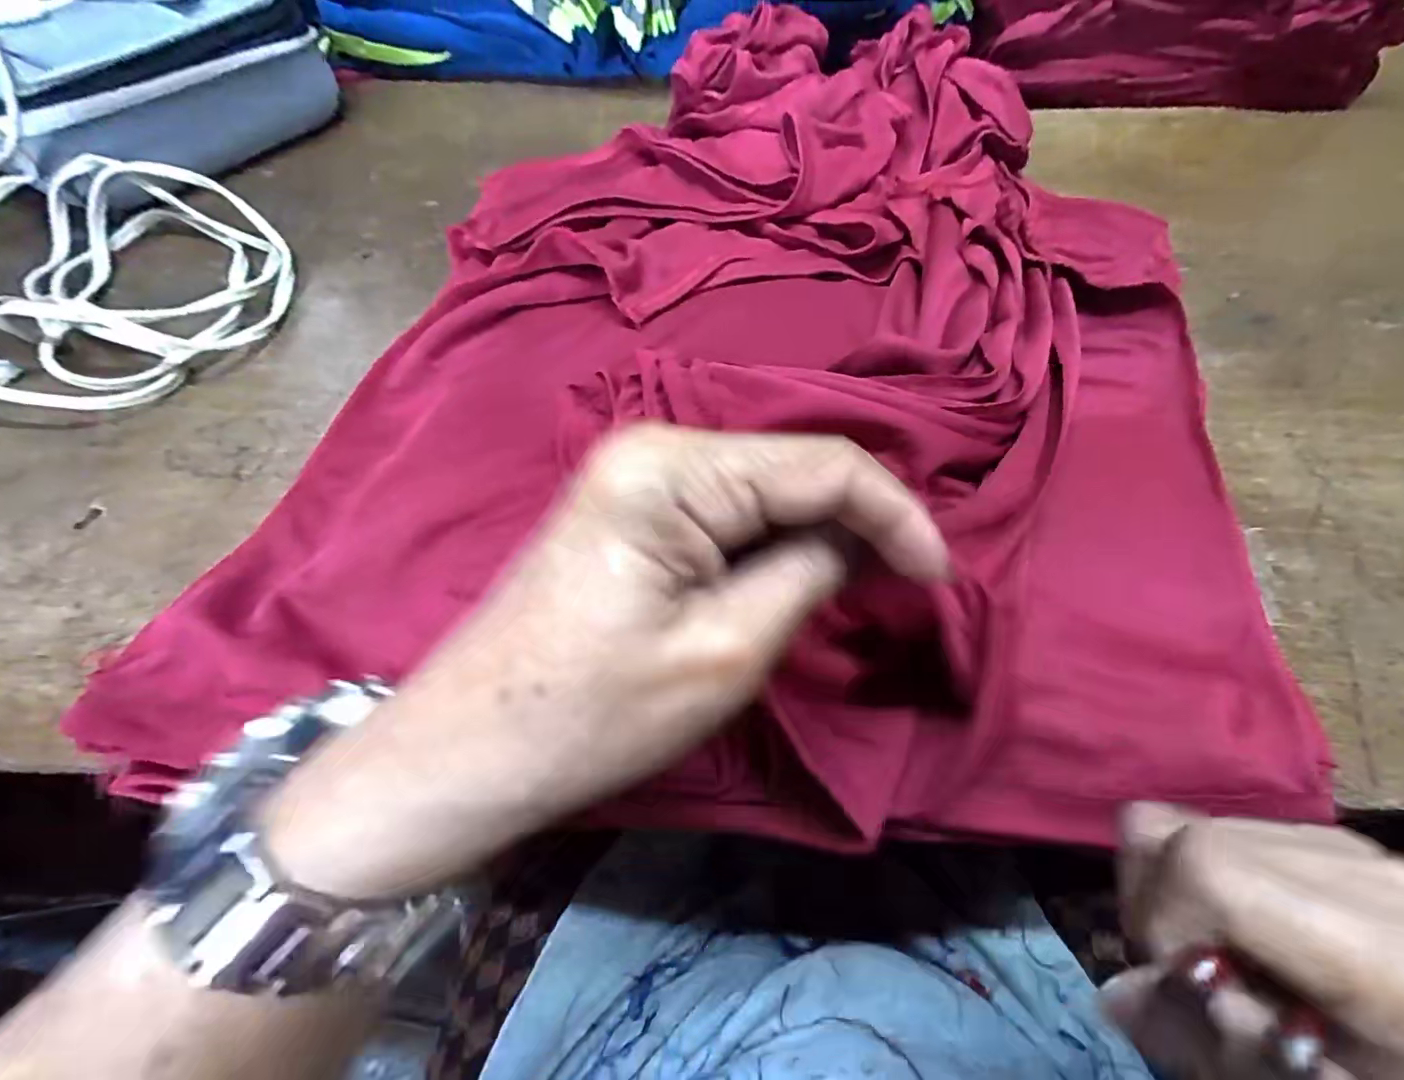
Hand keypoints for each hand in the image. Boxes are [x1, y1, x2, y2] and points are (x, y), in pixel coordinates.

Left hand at [261, 425, 949, 897]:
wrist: (464, 757)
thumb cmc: (593, 715)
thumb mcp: (729, 649)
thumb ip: (812, 571)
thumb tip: (867, 539)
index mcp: (674, 470)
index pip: (826, 465)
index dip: (898, 514)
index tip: (939, 574)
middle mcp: (661, 446)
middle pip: (804, 465)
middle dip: (871, 518)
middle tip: (917, 577)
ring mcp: (647, 471)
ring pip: (780, 483)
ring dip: (837, 527)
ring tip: (882, 577)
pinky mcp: (645, 504)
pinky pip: (745, 505)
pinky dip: (795, 535)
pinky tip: (823, 566)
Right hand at [1100, 803, 1403, 1079]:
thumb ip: (1212, 1048)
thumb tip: (1118, 991)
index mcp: (1396, 961)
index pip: (1209, 864)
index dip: (1159, 921)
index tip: (1182, 988)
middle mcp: (1386, 879)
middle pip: (1195, 831)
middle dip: (1163, 906)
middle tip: (1202, 980)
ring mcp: (1381, 856)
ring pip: (1215, 825)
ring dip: (1195, 895)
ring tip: (1242, 970)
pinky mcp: (1373, 854)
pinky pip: (1255, 839)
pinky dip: (1232, 886)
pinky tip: (1275, 950)